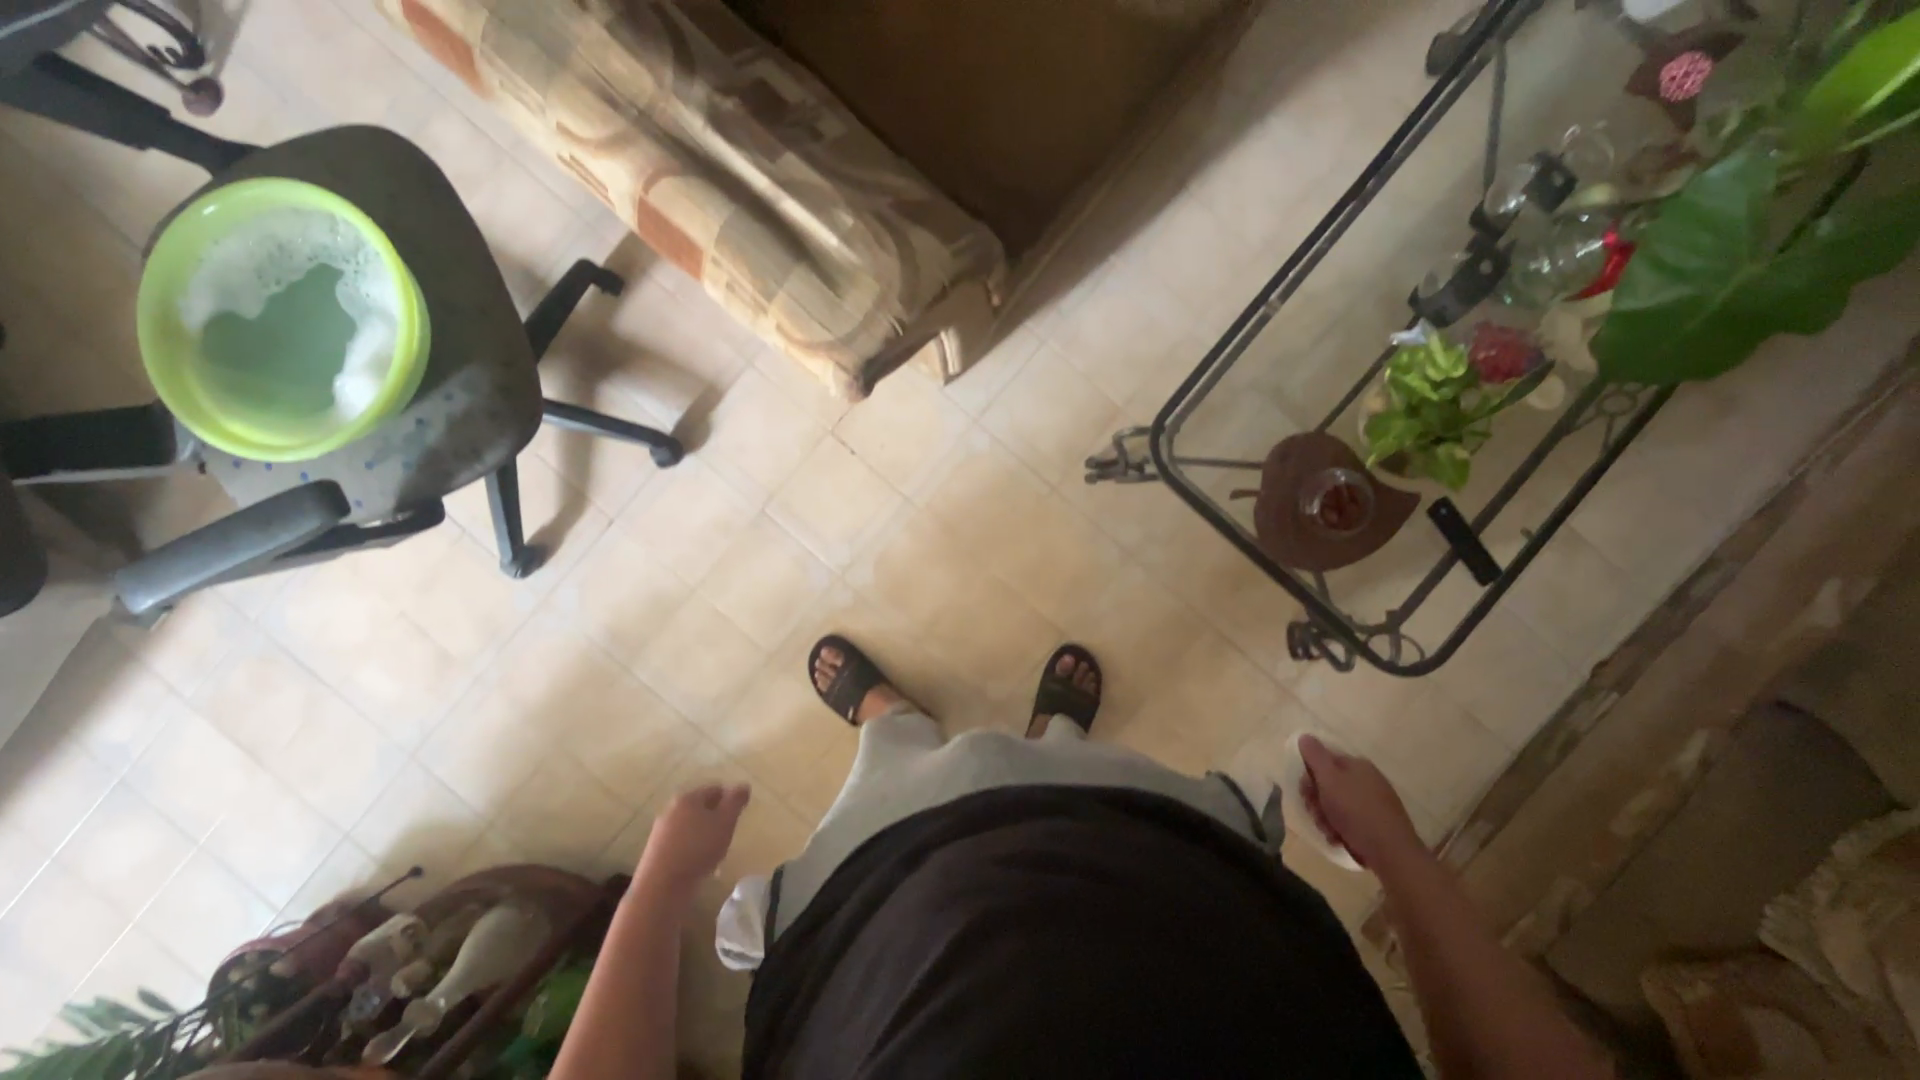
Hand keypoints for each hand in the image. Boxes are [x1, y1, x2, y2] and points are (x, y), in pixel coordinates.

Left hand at [636, 784, 749, 898]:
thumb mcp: (725, 822)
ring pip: (690, 826)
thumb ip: (735, 802)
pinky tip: (699, 862)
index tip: (740, 814)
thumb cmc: (698, 848)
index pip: (715, 789)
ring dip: (704, 833)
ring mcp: (661, 831)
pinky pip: (681, 842)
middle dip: (716, 817)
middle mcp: (671, 810)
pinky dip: (692, 848)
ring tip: (716, 850)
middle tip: (730, 831)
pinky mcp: (657, 851)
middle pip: (700, 807)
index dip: (730, 799)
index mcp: (688, 798)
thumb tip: (743, 785)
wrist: (662, 884)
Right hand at [1298, 736, 1423, 872]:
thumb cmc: (1355, 810)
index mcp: (1357, 765)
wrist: (1389, 850)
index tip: (1305, 790)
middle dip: (1316, 800)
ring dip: (1324, 817)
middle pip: (1328, 784)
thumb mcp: (1329, 779)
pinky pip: (1347, 821)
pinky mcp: (1373, 823)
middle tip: (1315, 811)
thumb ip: (1315, 756)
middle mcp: (1365, 780)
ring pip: (1334, 805)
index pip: (1324, 761)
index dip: (1309, 775)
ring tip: (1328, 829)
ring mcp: (1371, 803)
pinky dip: (1338, 828)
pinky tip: (1338, 837)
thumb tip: (1305, 736)